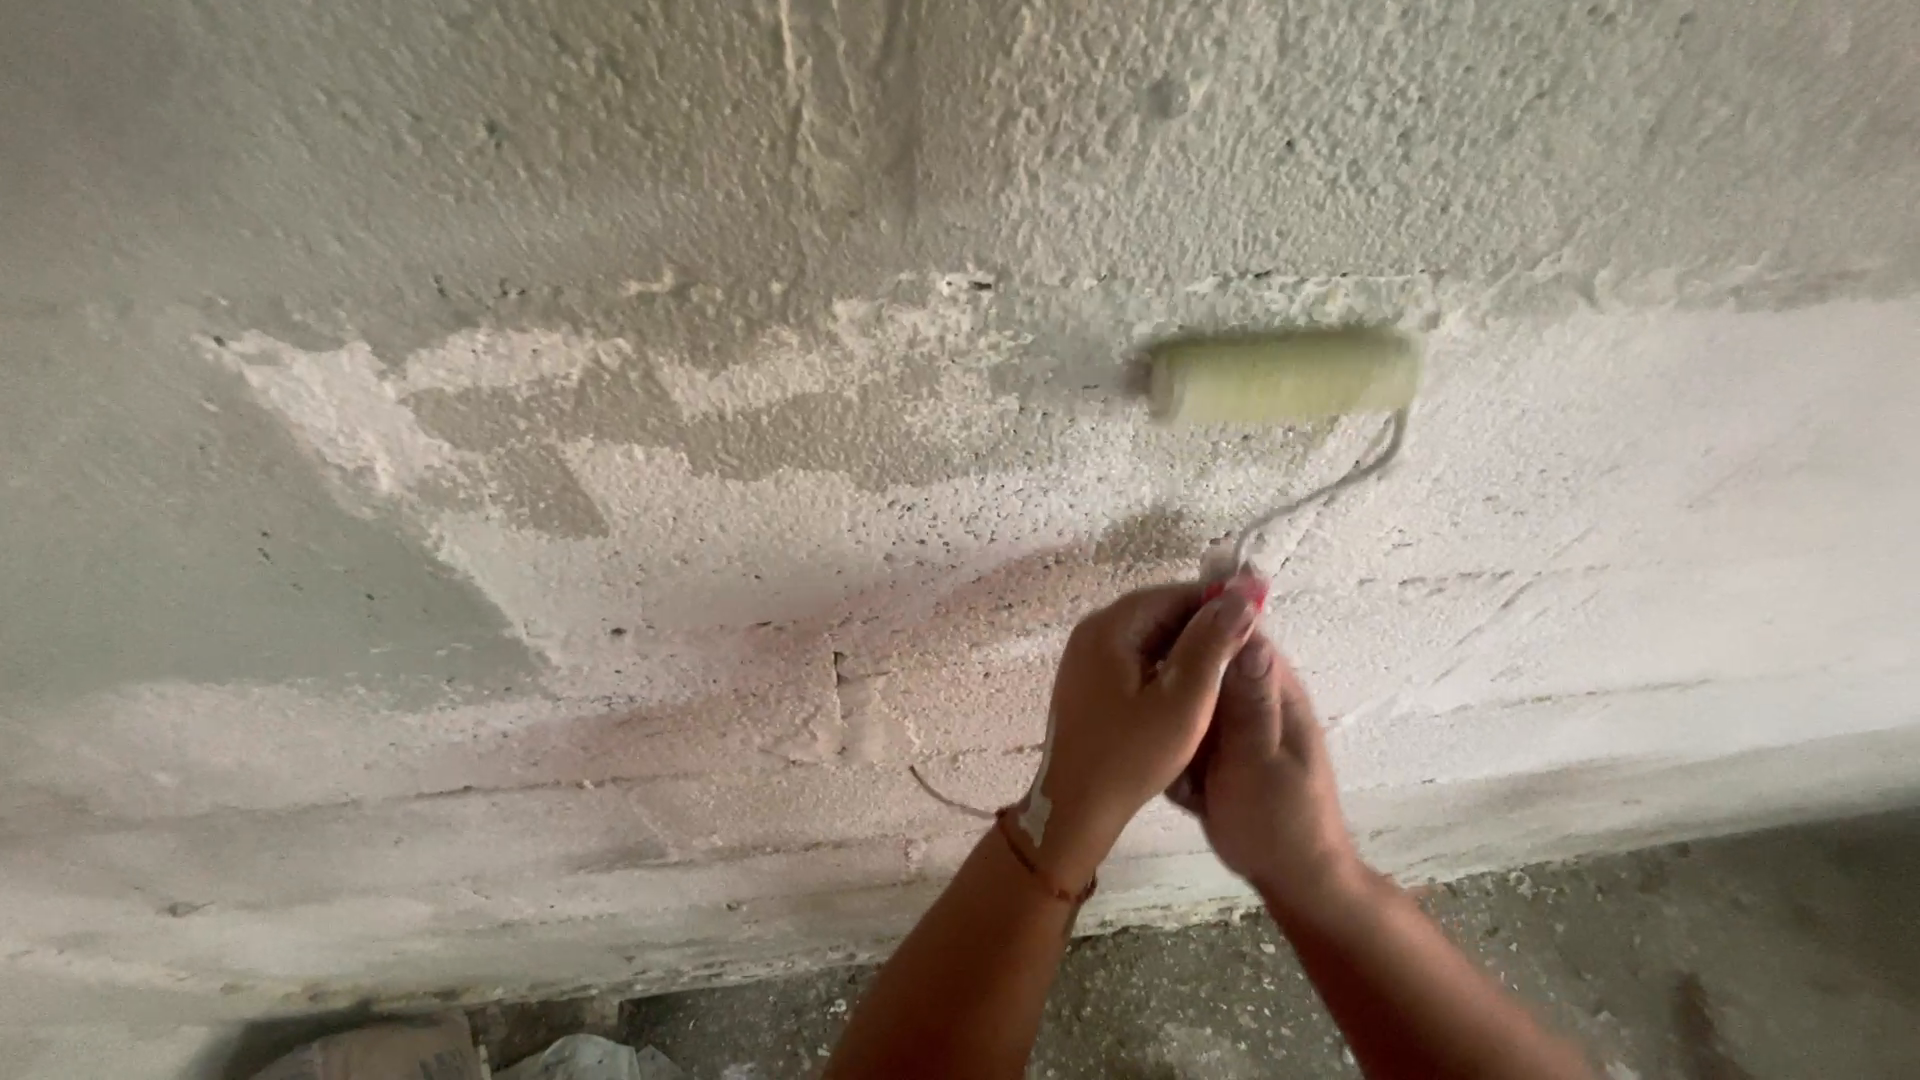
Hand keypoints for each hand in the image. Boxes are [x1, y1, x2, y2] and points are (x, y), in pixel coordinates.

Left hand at [1014, 582, 1261, 886]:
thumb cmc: (1131, 756)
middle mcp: (1091, 631)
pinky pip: (1134, 657)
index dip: (1215, 605)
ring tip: (1224, 672)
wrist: (1076, 805)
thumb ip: (1212, 645)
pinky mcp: (1088, 680)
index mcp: (1108, 627)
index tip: (1254, 623)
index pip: (1171, 595)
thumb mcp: (1183, 700)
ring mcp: (1086, 656)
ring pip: (1148, 636)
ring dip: (1186, 648)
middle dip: (1201, 627)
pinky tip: (1190, 689)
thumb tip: (1240, 597)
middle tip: (1243, 652)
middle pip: (1157, 612)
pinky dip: (1165, 666)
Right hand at [1171, 631, 1368, 915]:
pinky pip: (1183, 726)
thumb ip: (1252, 703)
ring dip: (1168, 714)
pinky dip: (1173, 742)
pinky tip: (1166, 766)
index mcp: (1273, 689)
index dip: (1195, 624)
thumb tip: (1249, 638)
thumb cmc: (1281, 821)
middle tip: (1148, 708)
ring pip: (1186, 694)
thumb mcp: (1261, 762)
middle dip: (1172, 678)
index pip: (1235, 631)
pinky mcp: (1215, 744)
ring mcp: (1232, 720)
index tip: (1154, 639)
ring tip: (1156, 744)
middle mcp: (1252, 694)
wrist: (1289, 877)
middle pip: (1202, 660)